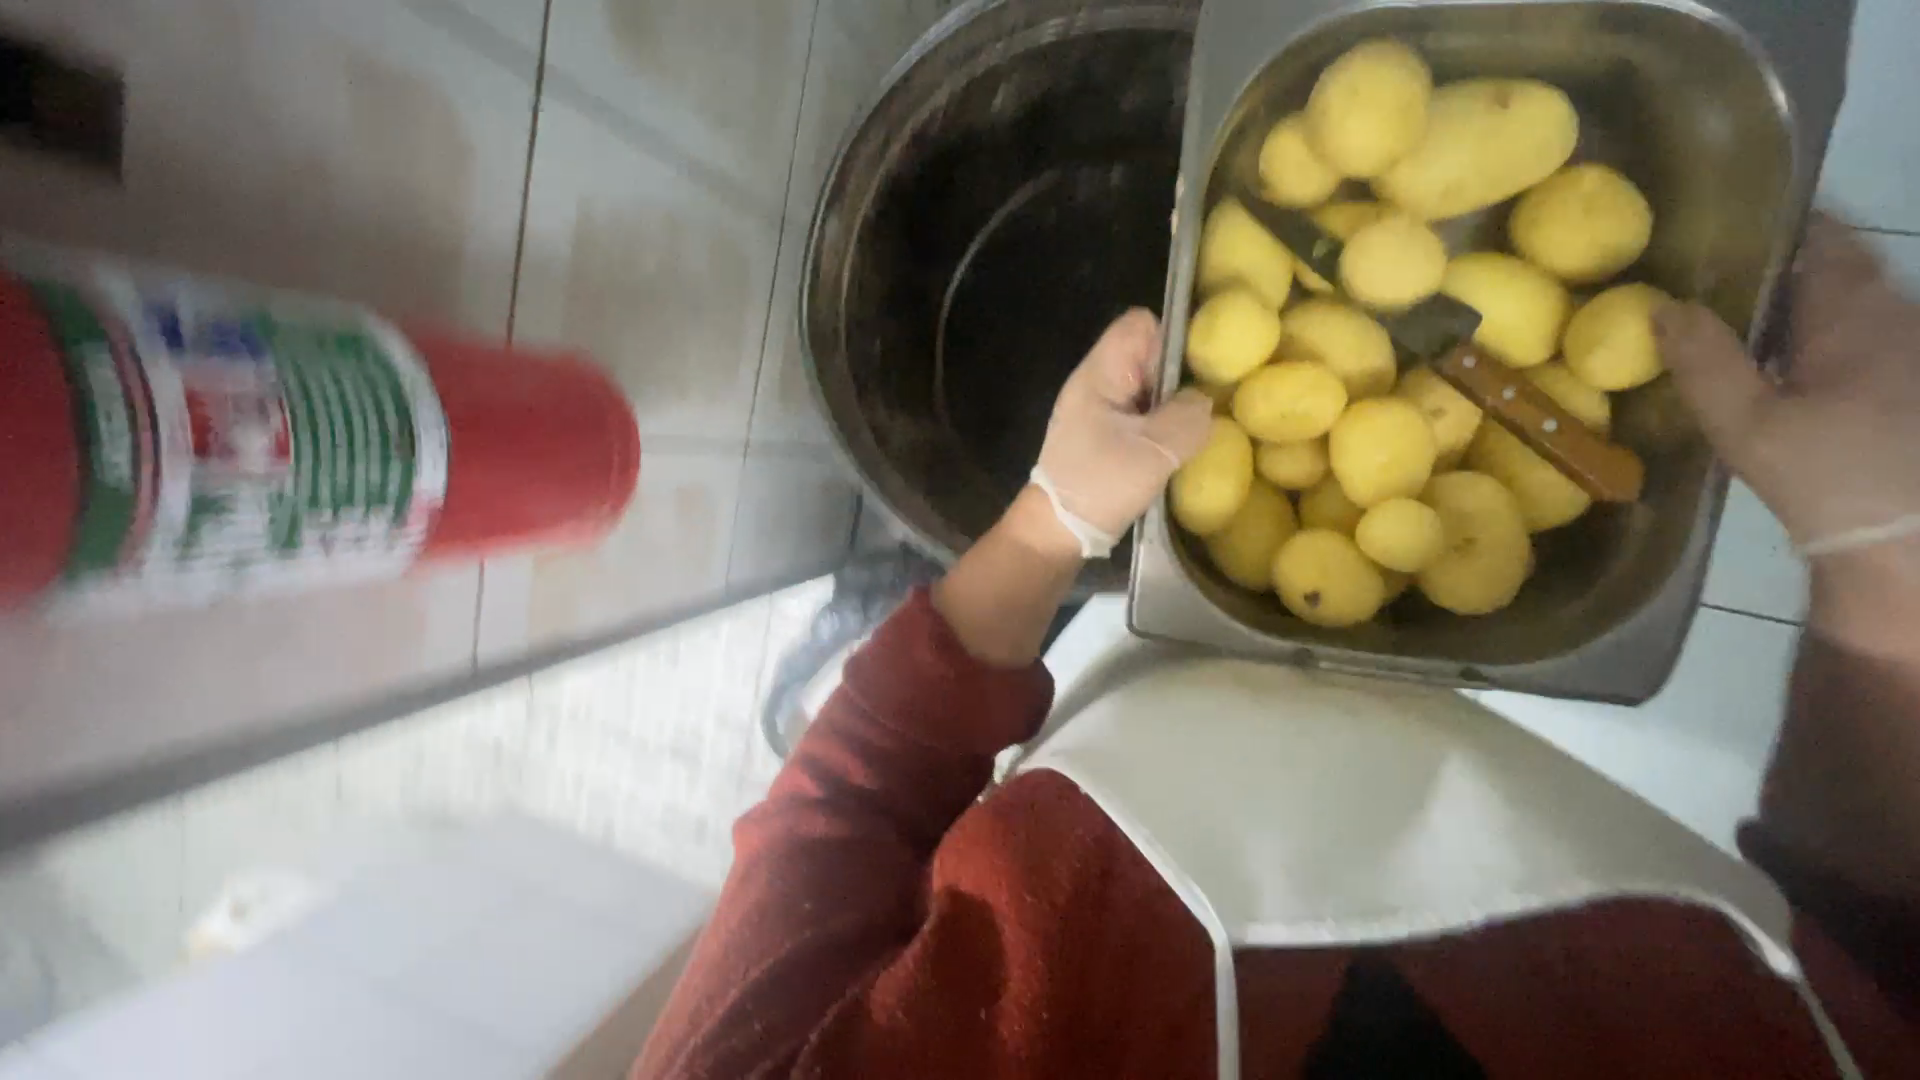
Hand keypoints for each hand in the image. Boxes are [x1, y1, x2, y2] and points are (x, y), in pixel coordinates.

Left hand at [1026, 309, 1213, 553]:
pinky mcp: (1100, 437)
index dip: (1170, 340)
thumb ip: (1188, 416)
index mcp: (1099, 374)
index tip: (1188, 377)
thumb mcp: (1155, 450)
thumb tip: (1202, 401)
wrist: (1055, 531)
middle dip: (1175, 379)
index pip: (1139, 324)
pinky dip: (1155, 429)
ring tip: (1184, 437)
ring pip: (1145, 390)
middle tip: (1193, 414)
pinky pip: (1137, 417)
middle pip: (1146, 356)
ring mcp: (1096, 411)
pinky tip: (1167, 453)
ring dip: (1168, 409)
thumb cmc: (1099, 485)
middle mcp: (1094, 384)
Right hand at [1657, 216, 1919, 648]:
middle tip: (1732, 268)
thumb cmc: (1824, 472)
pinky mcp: (1910, 392)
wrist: (1902, 537)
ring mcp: (1911, 359)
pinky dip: (1822, 335)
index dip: (1794, 226)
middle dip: (1795, 264)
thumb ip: (1704, 361)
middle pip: (1848, 276)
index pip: (1831, 249)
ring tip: (1748, 311)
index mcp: (1858, 322)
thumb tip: (1662, 307)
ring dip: (1807, 302)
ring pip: (1858, 309)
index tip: (1749, 217)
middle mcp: (1898, 325)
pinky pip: (1865, 341)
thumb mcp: (1746, 422)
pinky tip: (1788, 361)